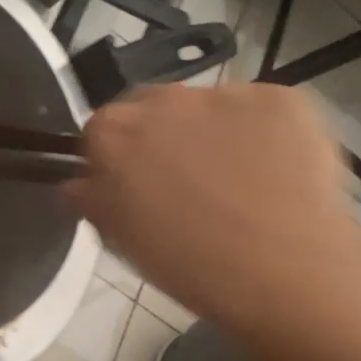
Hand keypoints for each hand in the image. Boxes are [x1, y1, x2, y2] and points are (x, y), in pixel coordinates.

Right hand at [71, 83, 360, 342]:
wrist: (278, 267)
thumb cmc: (182, 261)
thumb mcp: (118, 236)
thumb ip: (90, 199)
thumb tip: (77, 183)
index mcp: (111, 132)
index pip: (98, 130)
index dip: (112, 158)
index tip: (127, 186)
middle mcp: (164, 99)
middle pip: (152, 108)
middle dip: (159, 135)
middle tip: (178, 181)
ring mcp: (226, 93)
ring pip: (208, 108)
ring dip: (210, 132)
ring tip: (232, 180)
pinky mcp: (283, 97)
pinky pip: (259, 110)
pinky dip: (260, 132)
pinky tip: (269, 172)